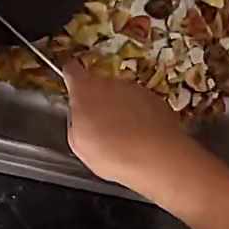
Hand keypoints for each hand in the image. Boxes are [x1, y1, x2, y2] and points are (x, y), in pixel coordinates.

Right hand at [64, 65, 218, 200]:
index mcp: (85, 90)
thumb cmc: (109, 152)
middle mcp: (111, 83)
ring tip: (122, 136)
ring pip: (121, 95)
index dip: (70, 76)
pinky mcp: (157, 100)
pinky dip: (139, 116)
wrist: (157, 157)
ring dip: (119, 109)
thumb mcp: (78, 143)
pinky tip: (140, 138)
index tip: (71, 83)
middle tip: (99, 126)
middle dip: (98, 100)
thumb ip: (75, 122)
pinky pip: (141, 105)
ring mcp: (136, 89)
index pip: (72, 71)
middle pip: (99, 85)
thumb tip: (80, 118)